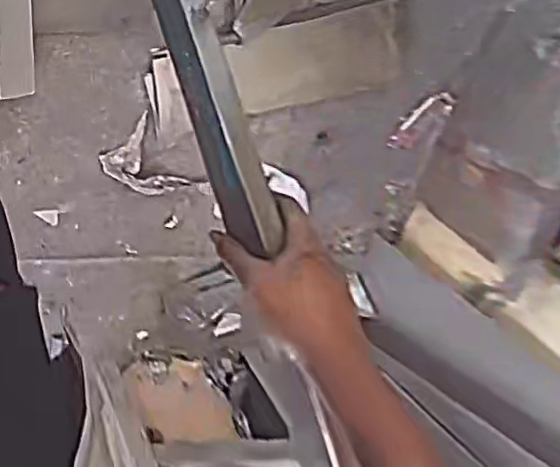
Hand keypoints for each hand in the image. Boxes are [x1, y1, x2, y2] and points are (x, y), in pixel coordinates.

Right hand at [212, 197, 365, 365]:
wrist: (336, 364)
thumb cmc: (303, 320)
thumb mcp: (254, 280)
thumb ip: (234, 254)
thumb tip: (221, 239)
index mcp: (308, 247)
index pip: (290, 209)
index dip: (272, 199)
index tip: (260, 196)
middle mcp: (327, 262)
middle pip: (297, 236)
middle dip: (273, 236)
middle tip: (253, 238)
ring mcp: (335, 286)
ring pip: (305, 262)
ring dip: (284, 263)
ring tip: (263, 274)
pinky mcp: (338, 308)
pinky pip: (312, 286)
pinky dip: (295, 287)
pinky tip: (281, 302)